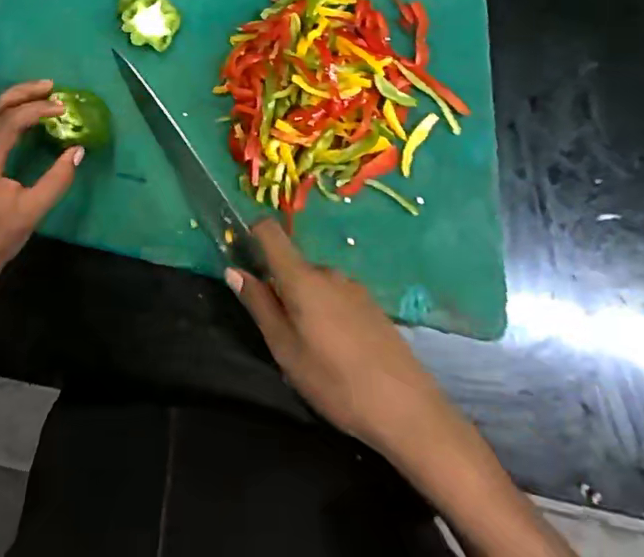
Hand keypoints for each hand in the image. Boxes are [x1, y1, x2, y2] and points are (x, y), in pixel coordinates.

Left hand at [0, 80, 82, 278]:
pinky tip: (26, 116)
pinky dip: (8, 114)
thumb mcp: (33, 210)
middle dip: (22, 93)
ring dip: (13, 100)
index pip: (11, 121)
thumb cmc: (0, 236)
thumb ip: (57, 179)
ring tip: (40, 94)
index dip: (37, 110)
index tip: (62, 108)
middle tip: (50, 86)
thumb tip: (77, 150)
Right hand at [227, 219, 436, 450]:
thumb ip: (259, 305)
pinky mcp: (373, 306)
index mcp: (302, 278)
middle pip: (292, 265)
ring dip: (304, 303)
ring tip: (309, 348)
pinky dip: (326, 313)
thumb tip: (234, 270)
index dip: (252, 234)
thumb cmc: (335, 382)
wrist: (409, 411)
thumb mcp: (285, 349)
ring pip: (315, 284)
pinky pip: (337, 297)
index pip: (270, 232)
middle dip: (279, 287)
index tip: (243, 257)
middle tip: (278, 331)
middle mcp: (328, 273)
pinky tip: (337, 351)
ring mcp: (354, 288)